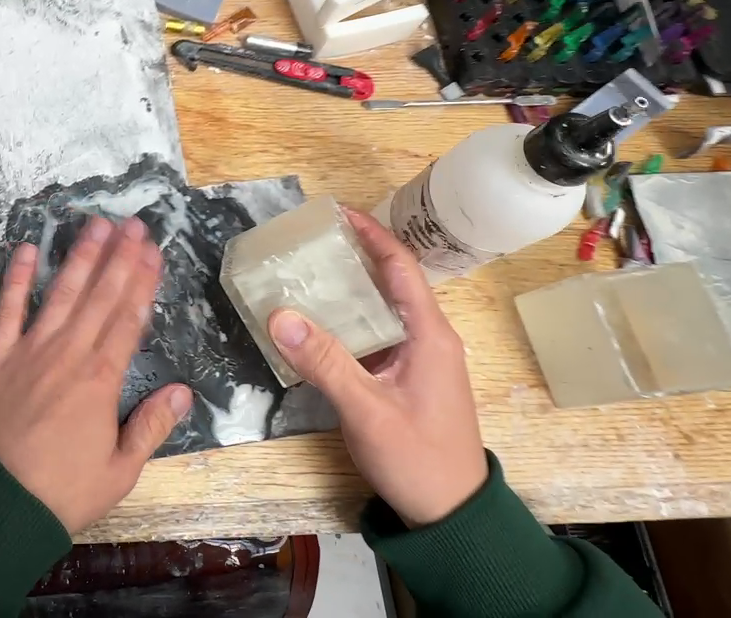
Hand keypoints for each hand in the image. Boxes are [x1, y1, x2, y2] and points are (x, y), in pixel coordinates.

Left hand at [0, 217, 193, 532]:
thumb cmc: (60, 492)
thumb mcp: (118, 471)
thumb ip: (151, 427)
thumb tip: (182, 392)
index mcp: (100, 379)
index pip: (128, 318)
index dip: (143, 282)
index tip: (154, 251)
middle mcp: (67, 353)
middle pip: (99, 295)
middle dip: (119, 257)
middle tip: (133, 223)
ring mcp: (29, 350)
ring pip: (60, 293)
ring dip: (79, 257)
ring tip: (96, 224)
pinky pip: (7, 310)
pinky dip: (16, 279)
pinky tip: (25, 249)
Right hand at [267, 208, 486, 526]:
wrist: (452, 519)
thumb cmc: (418, 459)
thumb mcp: (367, 411)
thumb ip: (325, 362)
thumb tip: (278, 314)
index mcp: (429, 334)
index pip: (401, 266)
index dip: (371, 234)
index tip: (336, 212)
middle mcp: (426, 337)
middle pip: (388, 280)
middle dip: (351, 254)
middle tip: (305, 241)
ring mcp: (416, 358)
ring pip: (378, 307)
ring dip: (345, 287)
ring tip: (301, 271)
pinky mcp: (403, 377)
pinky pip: (371, 333)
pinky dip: (344, 318)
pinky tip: (312, 322)